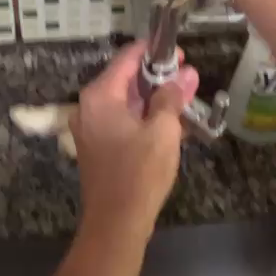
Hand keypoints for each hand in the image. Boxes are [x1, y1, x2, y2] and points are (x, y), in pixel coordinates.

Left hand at [69, 43, 199, 240]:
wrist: (116, 224)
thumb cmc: (139, 173)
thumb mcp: (163, 131)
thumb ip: (172, 98)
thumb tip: (185, 75)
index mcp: (99, 96)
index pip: (127, 58)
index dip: (154, 51)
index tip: (179, 52)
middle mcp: (89, 107)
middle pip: (125, 79)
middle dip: (157, 76)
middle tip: (187, 77)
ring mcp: (91, 128)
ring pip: (125, 101)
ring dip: (153, 98)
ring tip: (184, 98)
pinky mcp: (97, 146)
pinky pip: (122, 119)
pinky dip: (144, 116)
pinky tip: (169, 121)